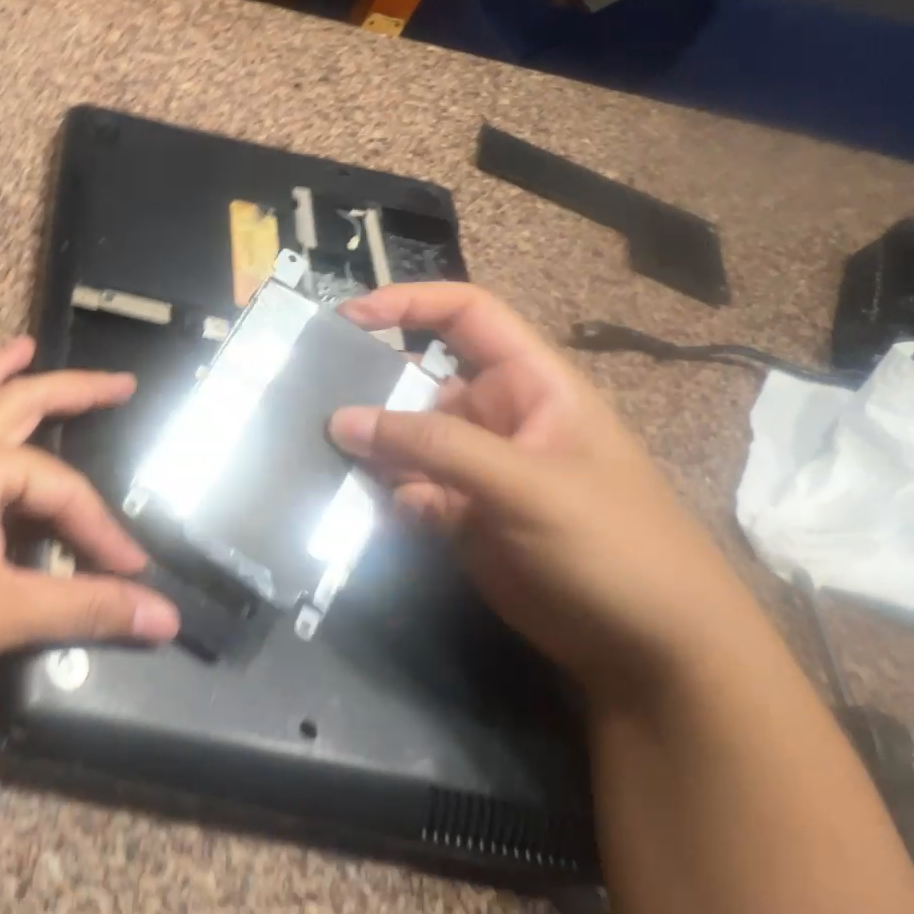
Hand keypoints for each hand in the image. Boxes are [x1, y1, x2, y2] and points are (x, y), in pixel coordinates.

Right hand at [328, 284, 760, 703]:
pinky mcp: (454, 513)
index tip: (346, 317)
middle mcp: (495, 417)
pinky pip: (397, 487)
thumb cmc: (614, 547)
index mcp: (531, 385)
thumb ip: (433, 448)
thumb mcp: (528, 486)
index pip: (467, 316)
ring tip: (318, 457)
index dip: (408, 303)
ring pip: (398, 439)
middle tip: (305, 400)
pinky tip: (357, 510)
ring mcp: (471, 468)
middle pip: (416, 379)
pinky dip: (374, 495)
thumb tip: (340, 421)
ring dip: (364, 448)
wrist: (649, 651)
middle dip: (366, 387)